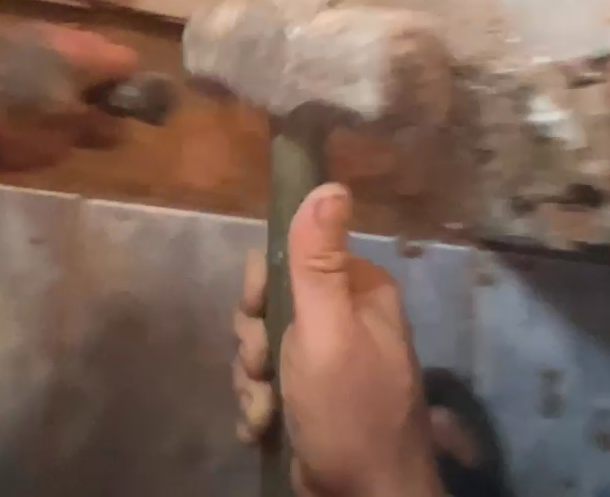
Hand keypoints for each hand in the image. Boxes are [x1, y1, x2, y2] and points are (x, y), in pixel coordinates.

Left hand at [0, 23, 138, 170]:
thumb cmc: (13, 126)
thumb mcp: (63, 140)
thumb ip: (97, 129)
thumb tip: (119, 127)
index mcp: (84, 53)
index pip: (128, 60)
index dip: (130, 88)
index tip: (116, 116)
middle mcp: (58, 34)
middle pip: (94, 50)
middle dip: (95, 80)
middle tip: (84, 115)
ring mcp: (23, 32)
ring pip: (59, 49)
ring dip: (62, 74)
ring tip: (47, 109)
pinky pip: (28, 52)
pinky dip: (32, 70)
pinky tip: (15, 97)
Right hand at [233, 184, 438, 496]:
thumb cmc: (348, 408)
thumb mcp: (328, 327)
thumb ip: (318, 259)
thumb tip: (330, 183)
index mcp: (358, 290)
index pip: (291, 255)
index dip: (261, 283)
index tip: (255, 311)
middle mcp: (345, 316)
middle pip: (270, 302)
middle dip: (253, 340)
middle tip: (260, 368)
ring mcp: (328, 358)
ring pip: (262, 344)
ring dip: (251, 378)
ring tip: (265, 410)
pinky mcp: (311, 396)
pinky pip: (266, 380)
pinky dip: (259, 403)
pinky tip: (264, 426)